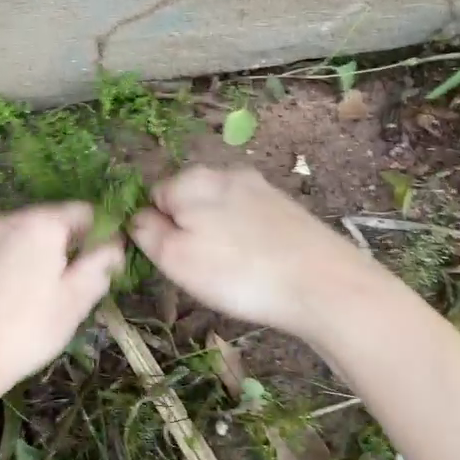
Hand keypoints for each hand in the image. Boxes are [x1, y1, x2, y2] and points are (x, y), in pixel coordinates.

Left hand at [0, 203, 124, 396]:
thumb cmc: (25, 329)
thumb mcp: (75, 300)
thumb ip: (100, 265)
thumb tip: (113, 245)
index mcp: (41, 223)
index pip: (85, 212)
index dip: (103, 234)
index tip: (107, 265)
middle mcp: (8, 220)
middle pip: (52, 223)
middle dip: (70, 247)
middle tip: (78, 287)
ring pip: (24, 239)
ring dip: (41, 258)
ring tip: (45, 298)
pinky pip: (1, 252)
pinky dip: (14, 266)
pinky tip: (13, 300)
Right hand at [128, 166, 375, 335]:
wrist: (325, 286)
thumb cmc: (238, 273)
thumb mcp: (174, 257)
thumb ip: (144, 231)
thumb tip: (134, 216)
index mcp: (192, 180)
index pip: (151, 197)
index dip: (153, 228)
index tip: (167, 259)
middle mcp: (225, 173)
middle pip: (186, 201)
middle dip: (184, 230)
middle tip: (197, 270)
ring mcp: (260, 188)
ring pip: (217, 212)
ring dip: (214, 236)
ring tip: (228, 272)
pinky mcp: (287, 208)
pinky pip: (246, 221)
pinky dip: (243, 241)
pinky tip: (255, 266)